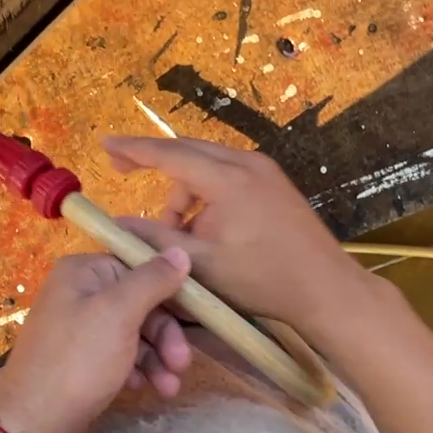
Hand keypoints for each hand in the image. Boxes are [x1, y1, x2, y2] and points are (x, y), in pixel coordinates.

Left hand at [0, 249, 192, 432]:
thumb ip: (153, 280)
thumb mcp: (119, 313)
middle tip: (183, 363)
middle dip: (165, 334)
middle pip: (139, 301)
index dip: (169, 290)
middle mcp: (79, 292)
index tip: (197, 315)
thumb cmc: (78, 359)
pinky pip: (119, 353)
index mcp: (83, 271)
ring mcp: (79, 326)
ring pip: (133, 331)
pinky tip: (142, 387)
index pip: (137, 267)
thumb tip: (181, 251)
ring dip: (156, 356)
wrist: (33, 423)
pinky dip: (136, 368)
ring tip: (170, 386)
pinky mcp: (81, 357)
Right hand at [103, 136, 355, 327]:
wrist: (327, 289)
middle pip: (187, 150)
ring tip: (174, 231)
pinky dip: (205, 192)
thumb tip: (117, 226)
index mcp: (228, 180)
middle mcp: (246, 163)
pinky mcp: (273, 181)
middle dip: (152, 160)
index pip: (169, 154)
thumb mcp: (202, 264)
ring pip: (206, 163)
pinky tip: (202, 227)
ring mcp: (263, 170)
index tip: (105, 143)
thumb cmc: (264, 279)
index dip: (133, 149)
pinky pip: (225, 173)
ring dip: (182, 189)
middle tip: (120, 168)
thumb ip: (155, 241)